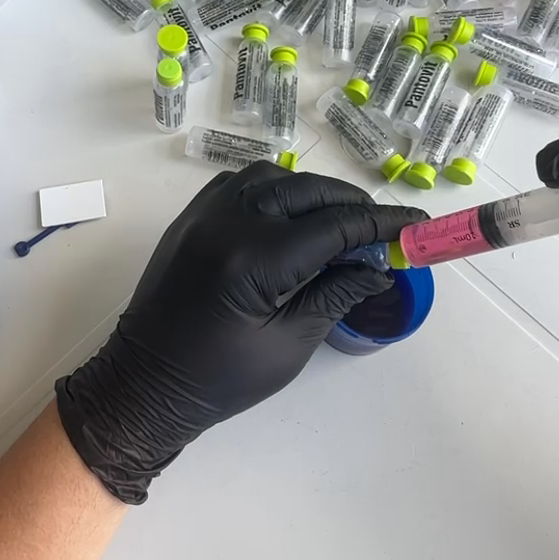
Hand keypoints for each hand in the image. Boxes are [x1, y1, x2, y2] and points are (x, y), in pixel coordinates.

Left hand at [55, 163, 426, 503]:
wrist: (145, 383)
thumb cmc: (220, 379)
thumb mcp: (289, 344)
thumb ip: (334, 294)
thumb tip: (377, 266)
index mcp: (254, 261)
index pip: (334, 227)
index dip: (380, 224)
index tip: (414, 226)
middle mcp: (227, 223)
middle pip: (305, 191)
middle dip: (350, 204)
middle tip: (380, 226)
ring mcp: (203, 214)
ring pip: (271, 176)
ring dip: (310, 190)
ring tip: (337, 219)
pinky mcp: (190, 217)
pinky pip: (238, 183)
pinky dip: (272, 188)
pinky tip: (289, 214)